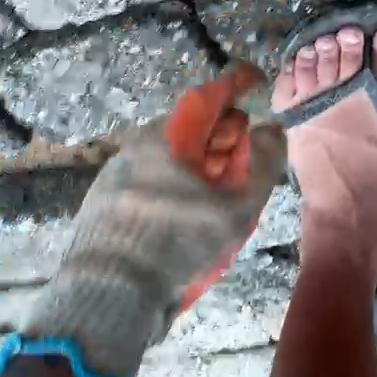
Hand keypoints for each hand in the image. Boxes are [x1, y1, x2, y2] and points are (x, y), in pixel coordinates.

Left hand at [14, 64, 286, 376]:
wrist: (107, 297)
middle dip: (220, 131)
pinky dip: (173, 180)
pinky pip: (148, 175)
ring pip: (168, 151)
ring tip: (216, 188)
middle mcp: (139, 143)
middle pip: (189, 124)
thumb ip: (262, 164)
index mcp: (169, 136)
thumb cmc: (178, 245)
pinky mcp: (104, 199)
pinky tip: (183, 210)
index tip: (256, 79)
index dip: (237, 84)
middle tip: (242, 151)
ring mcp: (117, 171)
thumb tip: (273, 129)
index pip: (210, 96)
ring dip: (197, 160)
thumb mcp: (236, 209)